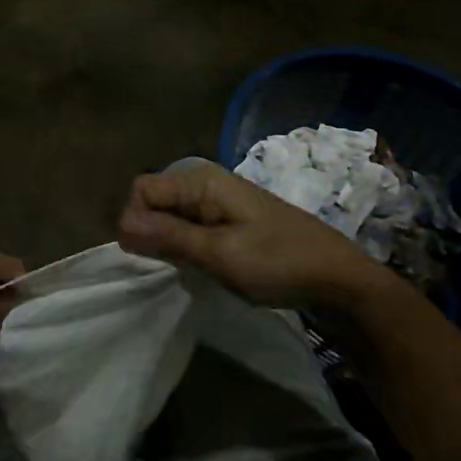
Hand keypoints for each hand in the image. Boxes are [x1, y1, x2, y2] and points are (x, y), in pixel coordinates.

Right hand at [118, 158, 397, 309]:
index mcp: (201, 181)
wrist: (339, 280)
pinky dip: (189, 247)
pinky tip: (204, 268)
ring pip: (173, 217)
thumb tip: (120, 226)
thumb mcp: (220, 254)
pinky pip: (192, 227)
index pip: (142, 189)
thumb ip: (170, 237)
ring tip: (190, 270)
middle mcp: (206, 184)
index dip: (136, 221)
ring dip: (172, 243)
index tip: (151, 256)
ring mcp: (220, 203)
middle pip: (155, 201)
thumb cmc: (279, 262)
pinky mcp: (230, 222)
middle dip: (152, 232)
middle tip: (174, 266)